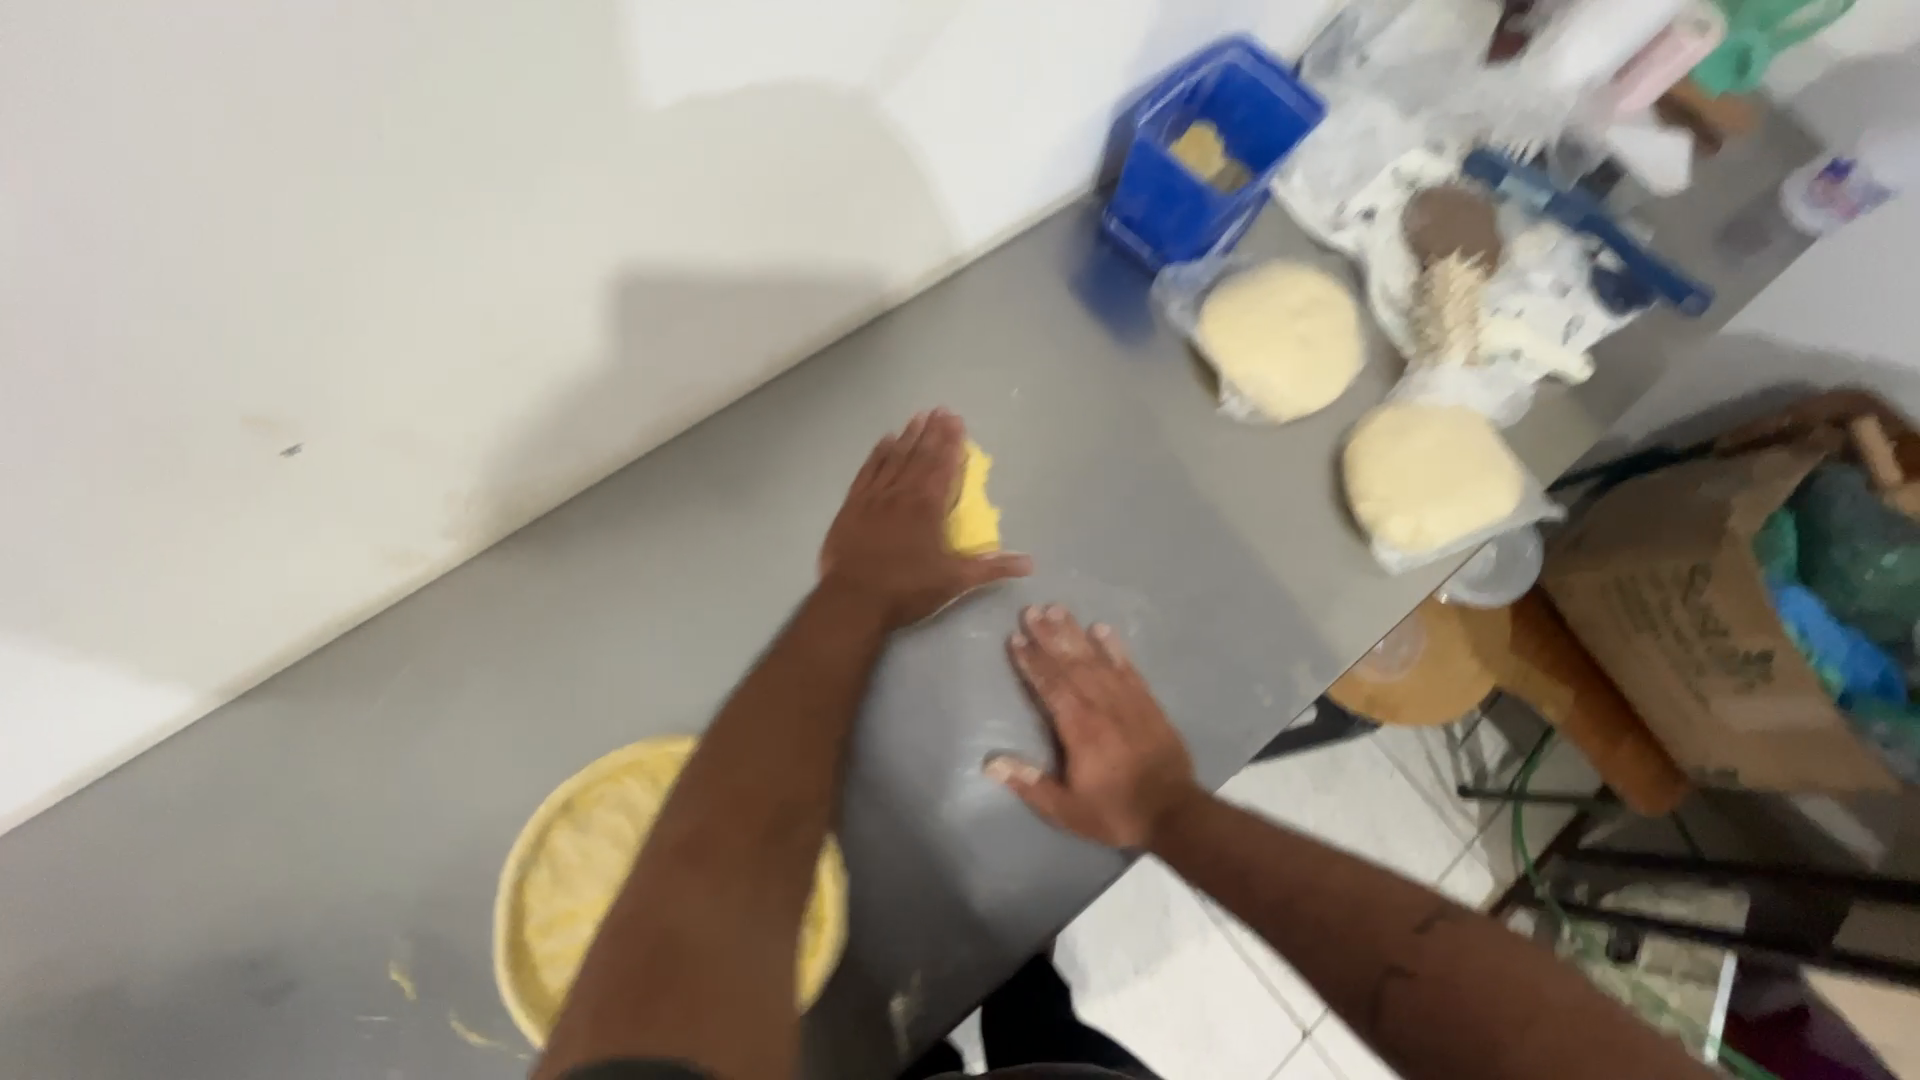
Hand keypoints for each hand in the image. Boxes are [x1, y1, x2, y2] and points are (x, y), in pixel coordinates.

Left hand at [819, 408, 1031, 629]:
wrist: (853, 599)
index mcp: (929, 506)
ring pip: (894, 457)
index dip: (952, 443)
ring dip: (908, 436)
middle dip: (933, 432)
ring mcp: (875, 496)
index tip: (957, 422)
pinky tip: (885, 441)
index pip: (945, 466)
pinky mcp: (852, 505)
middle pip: (920, 454)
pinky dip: (878, 454)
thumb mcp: (955, 581)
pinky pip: (868, 470)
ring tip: (918, 417)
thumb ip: (991, 568)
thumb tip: (1030, 563)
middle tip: (941, 409)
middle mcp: (902, 493)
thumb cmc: (907, 589)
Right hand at [987, 605, 1202, 848]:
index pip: (1049, 685)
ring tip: (1058, 608)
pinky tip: (1102, 629)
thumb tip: (990, 763)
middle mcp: (1101, 704)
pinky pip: (1127, 667)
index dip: (1031, 661)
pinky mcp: (1148, 701)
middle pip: (1070, 662)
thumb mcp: (1066, 809)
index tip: (1015, 637)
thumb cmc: (1115, 811)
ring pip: (1096, 658)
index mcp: (1078, 727)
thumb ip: (1029, 783)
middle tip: (1031, 609)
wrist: (1175, 812)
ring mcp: (1127, 699)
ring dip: (1075, 632)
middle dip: (1049, 635)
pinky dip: (1114, 647)